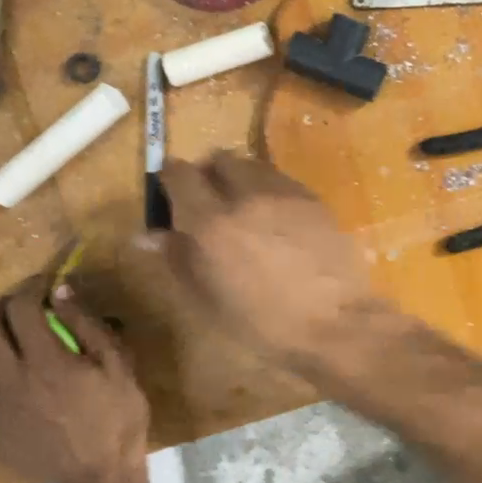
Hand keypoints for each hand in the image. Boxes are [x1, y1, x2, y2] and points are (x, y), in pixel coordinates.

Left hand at [0, 279, 148, 482]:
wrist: (98, 476)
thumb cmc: (117, 416)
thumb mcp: (117, 364)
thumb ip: (86, 324)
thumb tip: (61, 290)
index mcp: (46, 360)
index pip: (19, 308)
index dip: (29, 287)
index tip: (43, 284)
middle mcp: (10, 379)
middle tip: (20, 306)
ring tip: (4, 333)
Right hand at [138, 152, 380, 371]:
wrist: (334, 321)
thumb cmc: (263, 323)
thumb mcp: (208, 300)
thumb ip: (178, 259)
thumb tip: (146, 235)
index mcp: (211, 222)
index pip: (179, 175)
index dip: (170, 176)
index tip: (168, 187)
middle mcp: (245, 195)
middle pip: (219, 159)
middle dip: (208, 171)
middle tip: (207, 195)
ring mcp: (283, 192)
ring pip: (252, 164)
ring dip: (239, 175)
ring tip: (241, 202)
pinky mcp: (312, 197)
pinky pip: (280, 178)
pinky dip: (268, 187)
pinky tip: (273, 214)